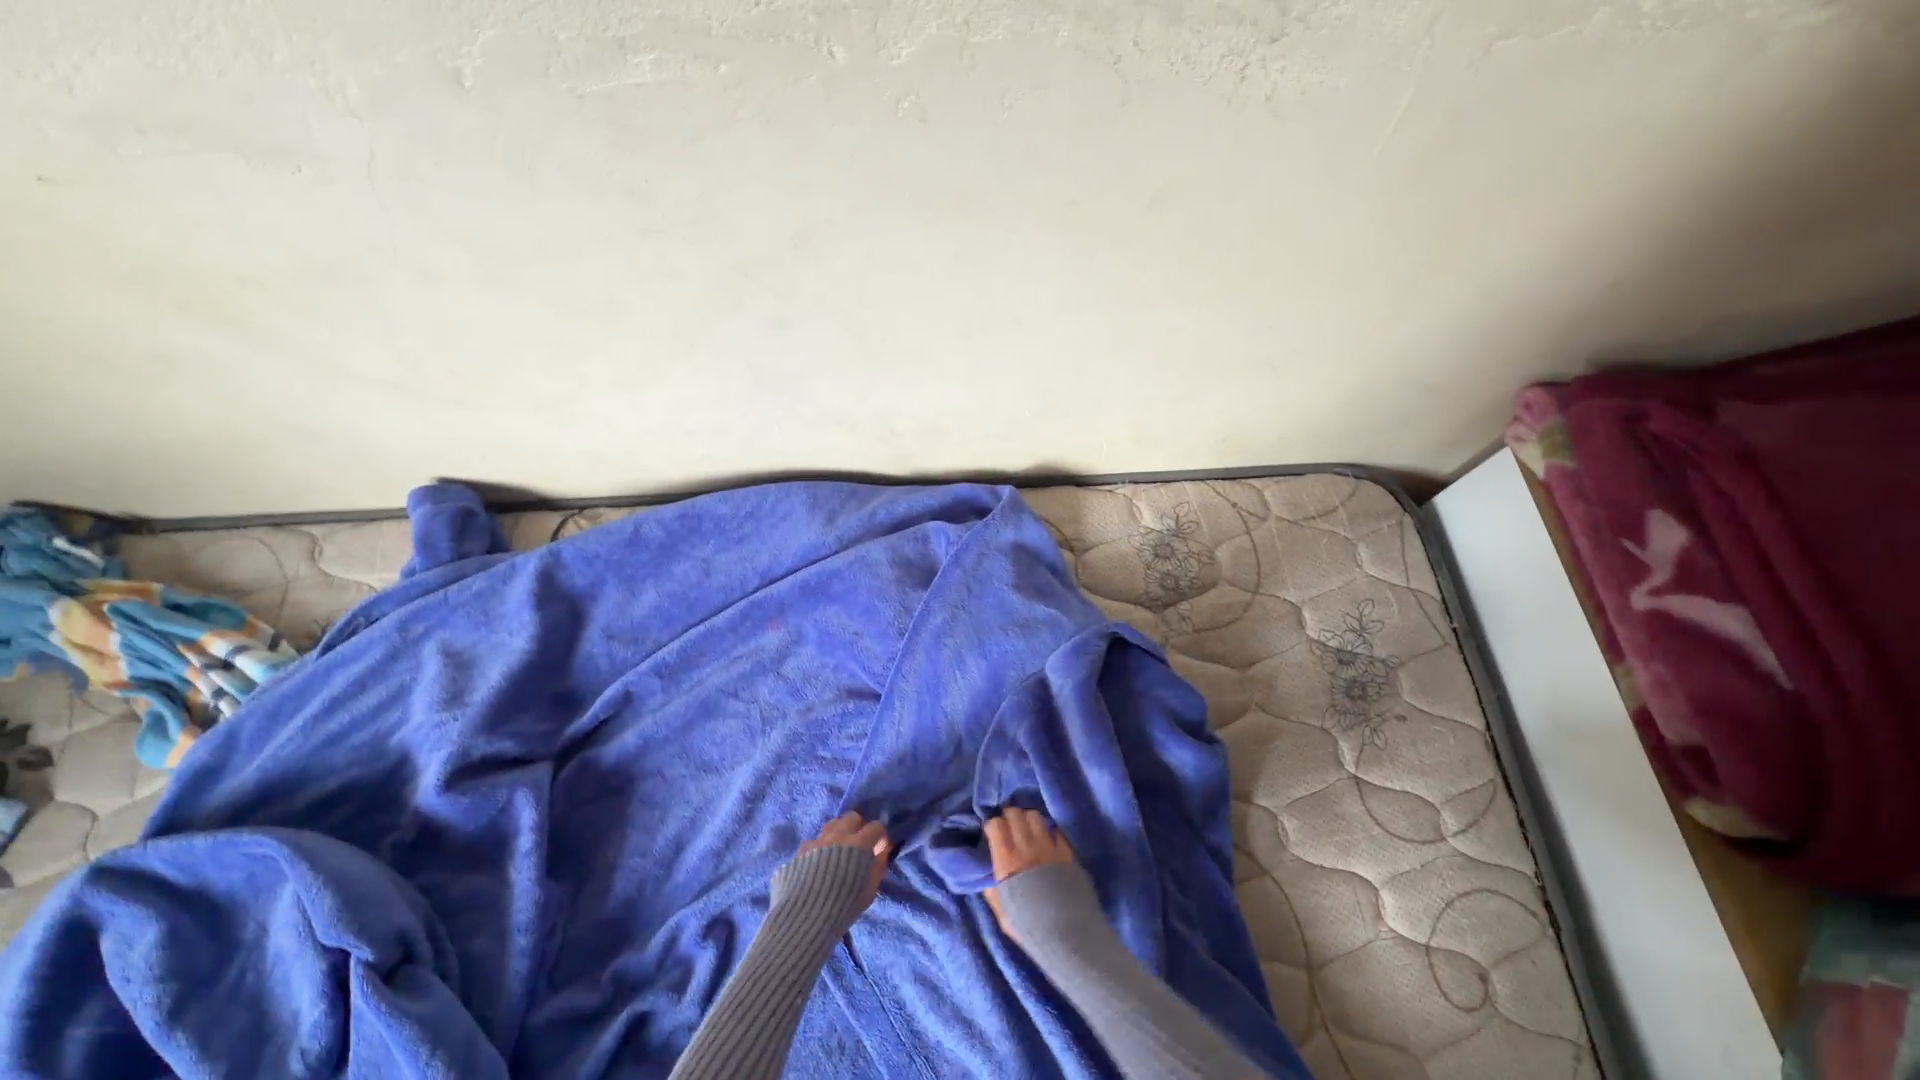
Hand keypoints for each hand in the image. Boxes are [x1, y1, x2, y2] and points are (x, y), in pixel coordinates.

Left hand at [799, 811, 892, 911]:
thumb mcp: (869, 890)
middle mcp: (838, 835)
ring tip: (839, 848)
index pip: (876, 827)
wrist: (806, 914)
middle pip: (853, 817)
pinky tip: (819, 859)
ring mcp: (818, 840)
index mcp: (859, 844)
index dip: (880, 836)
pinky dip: (821, 846)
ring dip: (839, 831)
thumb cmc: (844, 905)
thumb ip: (878, 866)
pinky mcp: (802, 849)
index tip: (880, 847)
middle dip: (859, 826)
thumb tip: (883, 851)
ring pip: (832, 823)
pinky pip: (815, 839)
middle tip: (859, 844)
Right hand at [982, 807, 1075, 941]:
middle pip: (1015, 814)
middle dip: (1009, 816)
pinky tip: (1048, 841)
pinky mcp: (1067, 853)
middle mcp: (1027, 849)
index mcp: (1007, 862)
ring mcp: (1050, 849)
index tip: (993, 832)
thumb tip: (989, 878)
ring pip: (1036, 816)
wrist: (1067, 936)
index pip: (996, 825)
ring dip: (1028, 819)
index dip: (992, 824)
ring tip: (1028, 830)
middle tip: (1009, 825)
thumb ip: (993, 891)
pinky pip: (1056, 831)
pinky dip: (1049, 831)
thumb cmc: (1030, 928)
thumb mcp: (1003, 913)